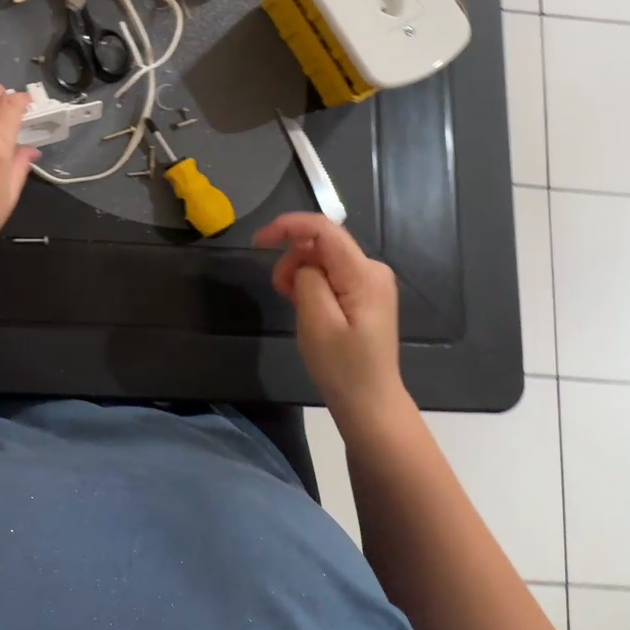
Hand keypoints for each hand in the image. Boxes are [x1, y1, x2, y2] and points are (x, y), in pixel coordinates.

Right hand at [254, 213, 411, 427]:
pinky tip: (304, 304)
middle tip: (279, 291)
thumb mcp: (317, 322)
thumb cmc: (343, 367)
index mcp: (364, 273)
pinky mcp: (364, 293)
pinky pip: (330, 273)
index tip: (257, 241)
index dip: (288, 225)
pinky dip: (310, 282)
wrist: (370, 404)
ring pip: (323, 257)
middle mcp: (372, 268)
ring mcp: (370, 281)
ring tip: (291, 302)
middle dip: (292, 258)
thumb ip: (308, 279)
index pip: (324, 229)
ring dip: (299, 272)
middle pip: (322, 242)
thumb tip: (303, 264)